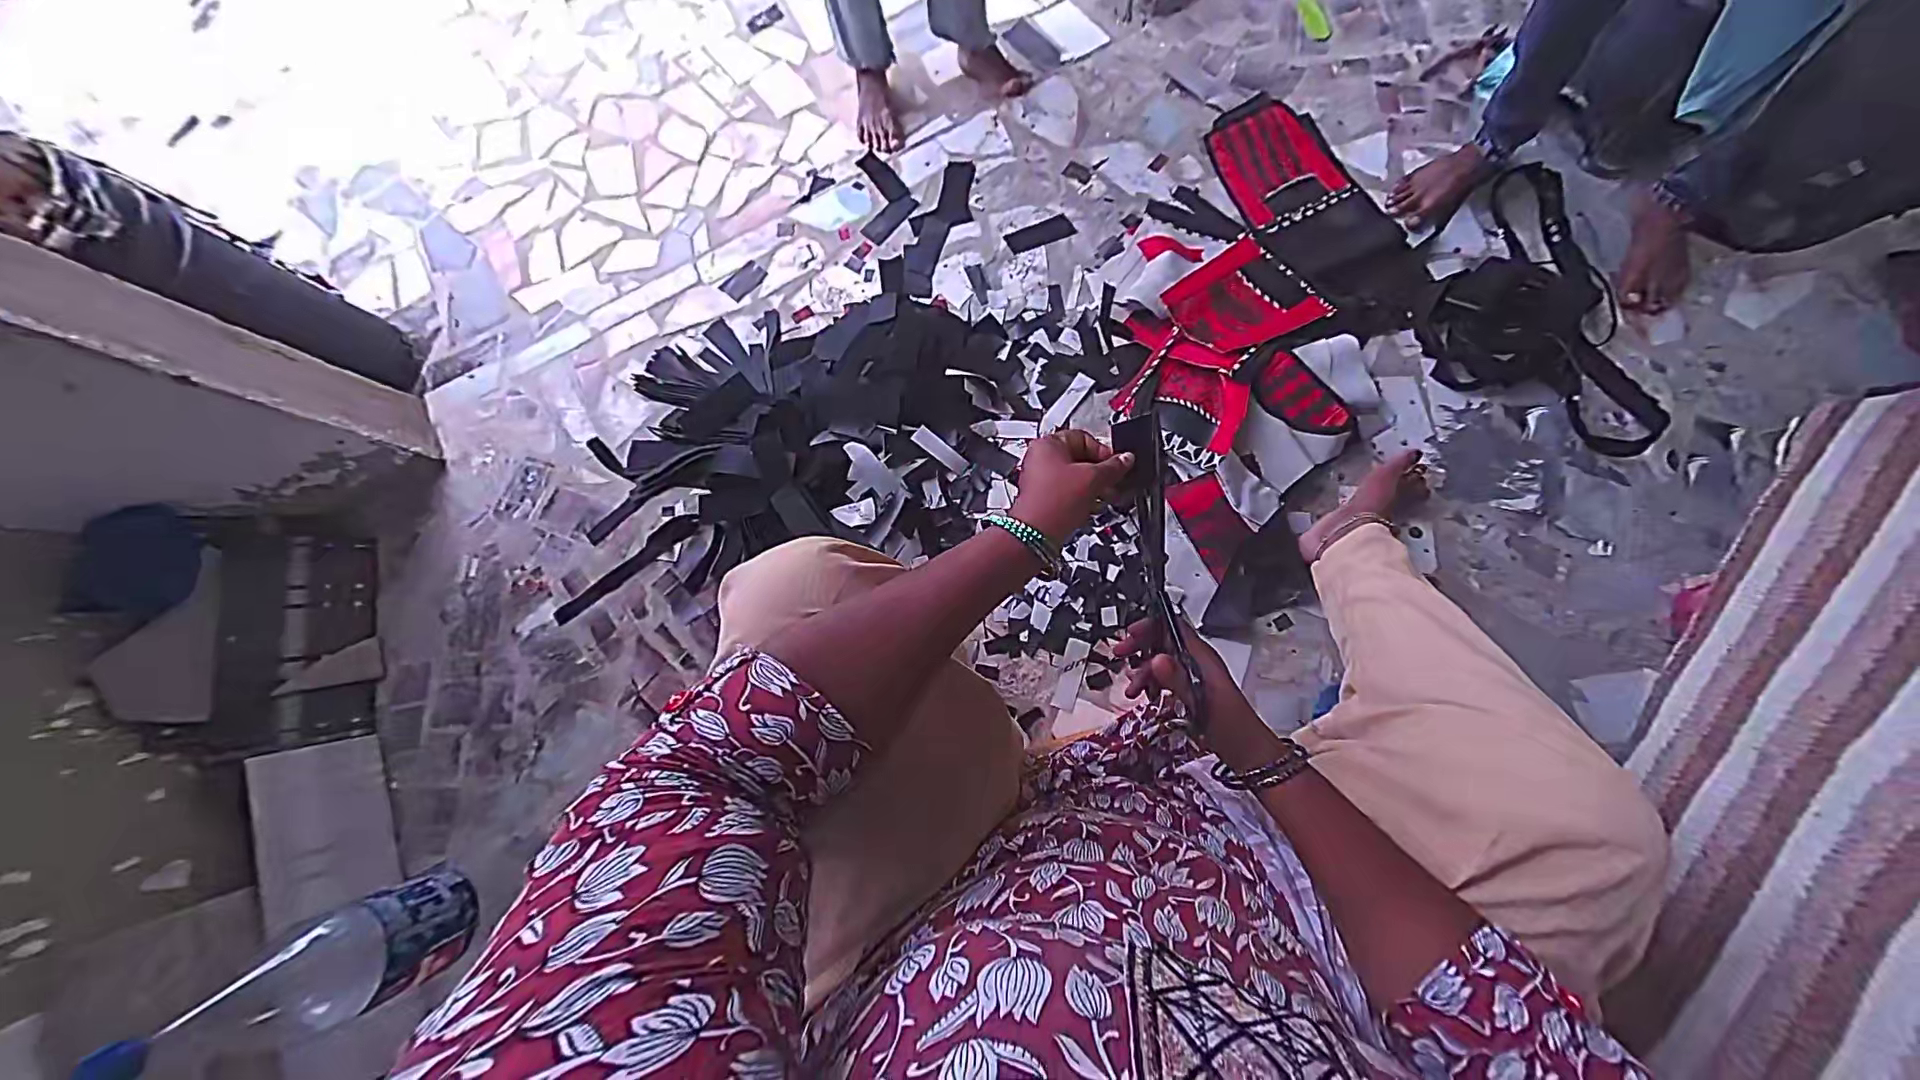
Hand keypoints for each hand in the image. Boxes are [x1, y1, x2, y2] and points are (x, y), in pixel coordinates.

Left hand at [1010, 429, 1134, 542]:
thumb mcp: (1093, 479)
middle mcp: (1039, 459)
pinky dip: (1080, 497)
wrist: (1036, 535)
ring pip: (1074, 477)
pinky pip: (1066, 492)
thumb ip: (1113, 467)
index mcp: (1047, 444)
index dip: (1104, 452)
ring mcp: (1039, 479)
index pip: (1084, 438)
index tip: (1117, 464)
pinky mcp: (1042, 498)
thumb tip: (1125, 460)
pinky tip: (1090, 506)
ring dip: (1093, 487)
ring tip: (1104, 496)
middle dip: (1100, 473)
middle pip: (1079, 459)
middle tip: (1113, 482)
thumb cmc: (1052, 503)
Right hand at [1115, 615, 1285, 770]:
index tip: (1130, 634)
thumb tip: (1157, 659)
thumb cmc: (1232, 728)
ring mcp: (1194, 674)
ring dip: (1143, 669)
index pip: (1173, 627)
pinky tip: (1145, 694)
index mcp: (1202, 658)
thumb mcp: (1200, 703)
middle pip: (1163, 640)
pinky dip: (1151, 682)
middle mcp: (1198, 661)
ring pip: (1161, 660)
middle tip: (1121, 654)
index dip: (1150, 626)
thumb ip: (1178, 679)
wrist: (1247, 753)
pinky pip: (1165, 676)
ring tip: (1133, 688)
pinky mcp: (1190, 688)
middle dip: (1140, 646)